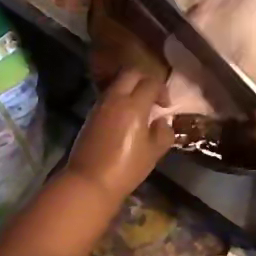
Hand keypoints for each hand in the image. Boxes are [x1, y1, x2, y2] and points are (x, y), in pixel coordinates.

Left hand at [65, 69, 174, 199]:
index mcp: (134, 105)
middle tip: (153, 97)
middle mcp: (115, 99)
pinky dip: (119, 99)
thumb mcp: (154, 153)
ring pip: (117, 84)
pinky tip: (125, 118)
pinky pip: (107, 96)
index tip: (166, 106)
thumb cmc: (126, 168)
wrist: (90, 181)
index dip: (162, 90)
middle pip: (130, 73)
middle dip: (145, 80)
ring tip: (139, 108)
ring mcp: (99, 105)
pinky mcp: (90, 115)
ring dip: (130, 88)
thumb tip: (163, 122)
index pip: (151, 83)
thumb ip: (163, 133)